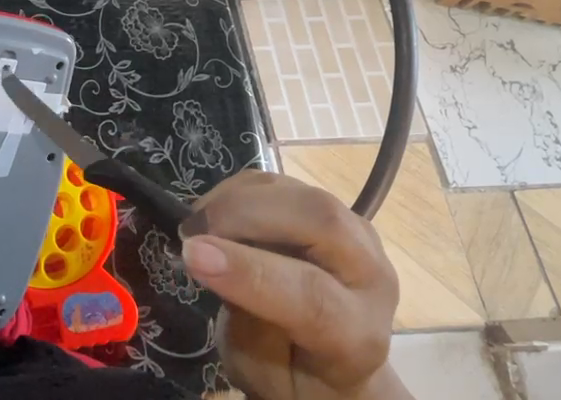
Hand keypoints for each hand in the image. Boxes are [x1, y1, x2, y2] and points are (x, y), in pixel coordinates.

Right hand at [179, 170, 409, 399]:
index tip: (192, 254)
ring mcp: (356, 231)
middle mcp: (370, 274)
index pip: (310, 296)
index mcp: (357, 334)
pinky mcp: (331, 205)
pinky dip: (237, 190)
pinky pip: (280, 182)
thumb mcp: (265, 377)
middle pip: (317, 219)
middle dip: (242, 215)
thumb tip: (213, 263)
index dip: (248, 271)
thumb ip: (246, 329)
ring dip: (234, 199)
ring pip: (296, 191)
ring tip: (198, 226)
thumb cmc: (296, 375)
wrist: (336, 358)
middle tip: (190, 233)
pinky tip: (217, 216)